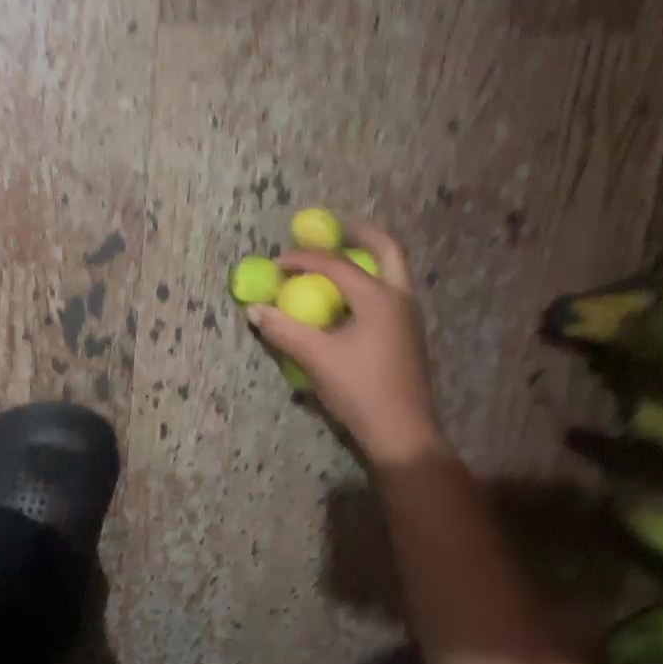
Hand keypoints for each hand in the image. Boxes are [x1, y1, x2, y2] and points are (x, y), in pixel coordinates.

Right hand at [244, 224, 447, 468]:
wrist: (402, 432)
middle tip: (331, 231)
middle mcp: (399, 298)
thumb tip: (255, 310)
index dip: (302, 259)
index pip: (336, 263)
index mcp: (378, 297)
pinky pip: (387, 293)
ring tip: (332, 264)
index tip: (276, 263)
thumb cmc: (360, 389)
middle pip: (386, 249)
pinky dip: (365, 284)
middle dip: (358, 235)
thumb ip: (283, 330)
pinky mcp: (406, 336)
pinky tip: (342, 302)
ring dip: (363, 260)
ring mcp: (408, 318)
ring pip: (390, 271)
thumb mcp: (315, 358)